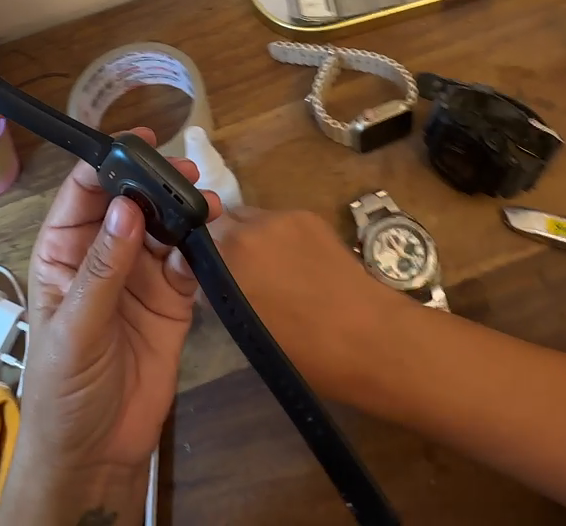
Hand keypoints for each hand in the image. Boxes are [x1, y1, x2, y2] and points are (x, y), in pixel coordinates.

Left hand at [0, 129, 222, 522]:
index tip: (139, 143)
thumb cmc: (64, 387)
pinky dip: (197, 248)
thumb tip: (129, 206)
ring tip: (207, 203)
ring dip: (183, 211)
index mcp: (65, 251)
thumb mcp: (75, 327)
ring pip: (163, 226)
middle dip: (155, 182)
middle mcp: (103, 253)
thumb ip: (103, 268)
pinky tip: (207, 242)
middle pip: (131, 201)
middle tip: (186, 172)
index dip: (108, 163)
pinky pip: (186, 261)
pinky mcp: (172, 298)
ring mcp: (139, 274)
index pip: (85, 193)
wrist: (98, 450)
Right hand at [209, 206, 407, 402]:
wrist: (369, 336)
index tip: (206, 275)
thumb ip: (223, 295)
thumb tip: (212, 283)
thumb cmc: (305, 350)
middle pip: (222, 223)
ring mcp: (282, 218)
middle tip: (239, 272)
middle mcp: (249, 228)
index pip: (196, 243)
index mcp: (227, 259)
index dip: (199, 257)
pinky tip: (298, 262)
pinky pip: (279, 220)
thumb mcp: (247, 329)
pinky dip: (280, 236)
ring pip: (251, 218)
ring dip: (252, 237)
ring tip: (271, 267)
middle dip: (224, 242)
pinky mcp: (309, 216)